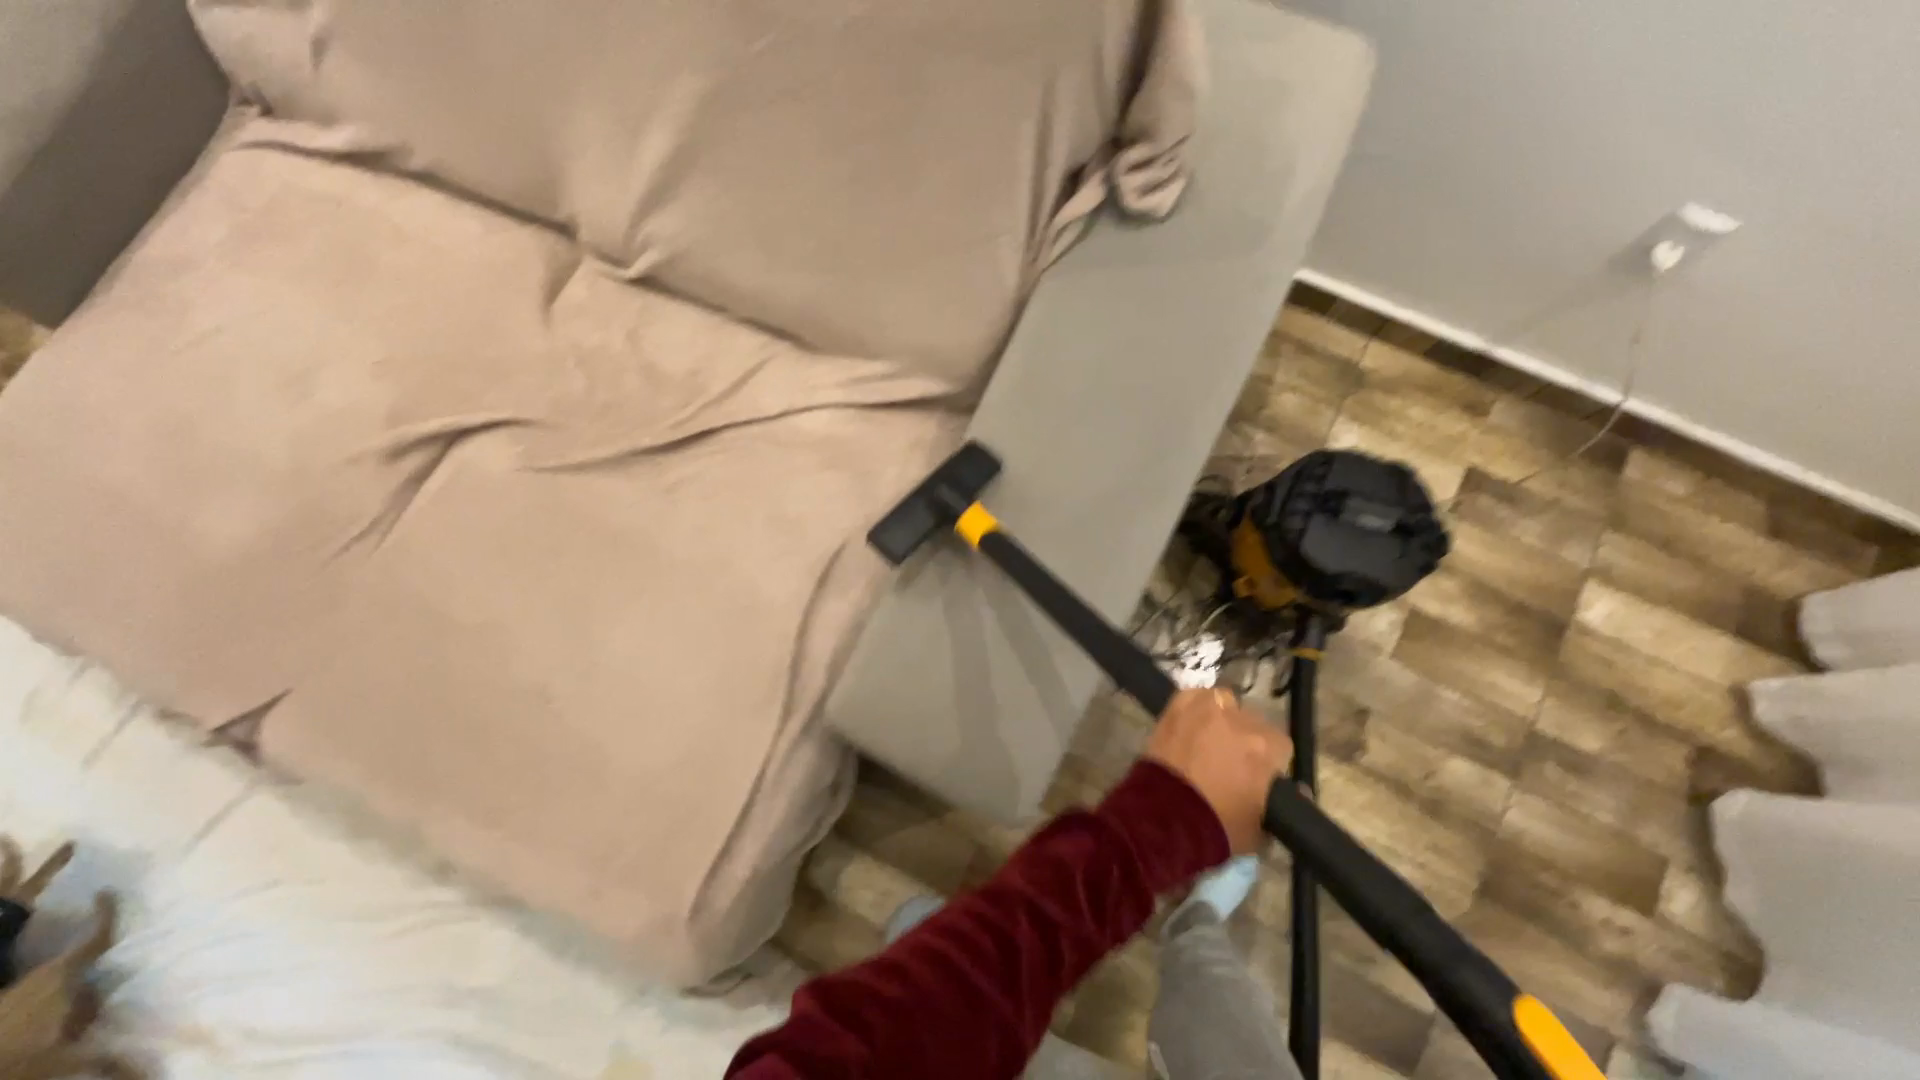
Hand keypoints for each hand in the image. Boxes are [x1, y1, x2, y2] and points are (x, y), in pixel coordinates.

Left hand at [1144, 688, 1292, 854]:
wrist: (1164, 819)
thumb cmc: (1218, 827)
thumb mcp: (1261, 827)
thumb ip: (1280, 804)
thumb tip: (1296, 793)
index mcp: (1267, 748)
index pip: (1281, 745)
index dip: (1270, 760)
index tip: (1258, 773)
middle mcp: (1241, 720)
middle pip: (1253, 723)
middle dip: (1246, 740)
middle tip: (1230, 761)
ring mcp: (1208, 708)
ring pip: (1226, 703)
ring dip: (1222, 718)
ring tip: (1209, 739)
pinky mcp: (1178, 705)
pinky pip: (1195, 695)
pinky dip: (1196, 706)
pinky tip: (1191, 723)